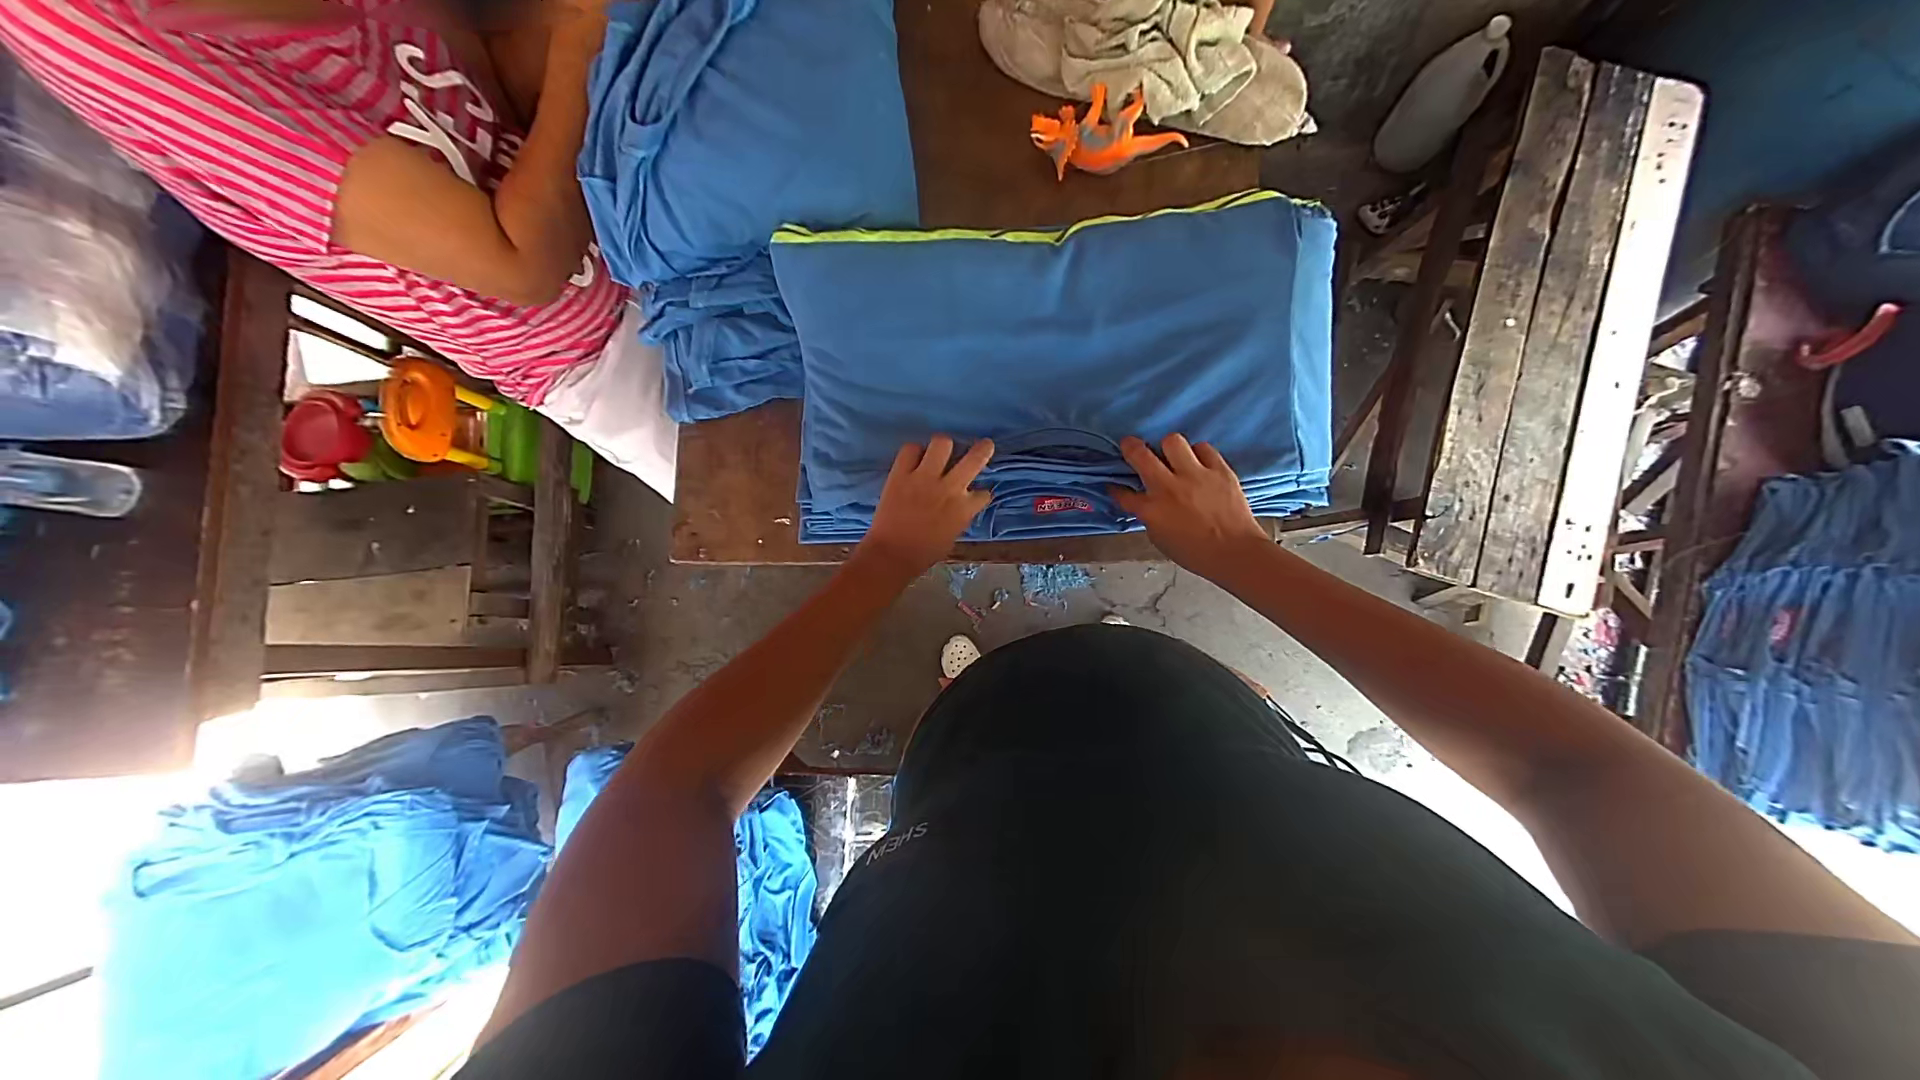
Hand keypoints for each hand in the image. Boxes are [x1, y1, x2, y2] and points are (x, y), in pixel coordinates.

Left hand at [853, 436, 994, 580]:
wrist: (892, 554)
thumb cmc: (924, 553)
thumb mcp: (952, 537)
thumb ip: (959, 517)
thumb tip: (960, 507)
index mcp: (964, 508)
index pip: (983, 493)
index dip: (980, 493)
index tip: (975, 494)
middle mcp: (949, 488)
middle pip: (975, 458)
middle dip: (983, 449)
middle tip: (984, 445)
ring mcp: (924, 478)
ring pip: (942, 443)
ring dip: (944, 446)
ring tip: (940, 452)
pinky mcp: (901, 473)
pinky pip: (910, 449)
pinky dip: (913, 452)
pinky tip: (914, 460)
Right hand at [1110, 434, 1269, 577]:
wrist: (1235, 552)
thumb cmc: (1195, 553)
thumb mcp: (1161, 539)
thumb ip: (1150, 518)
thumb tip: (1146, 504)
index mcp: (1151, 510)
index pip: (1124, 493)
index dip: (1116, 488)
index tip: (1115, 485)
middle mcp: (1168, 487)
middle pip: (1140, 454)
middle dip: (1130, 447)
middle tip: (1131, 446)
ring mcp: (1195, 475)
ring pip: (1172, 441)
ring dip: (1168, 448)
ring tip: (1172, 456)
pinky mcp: (1219, 470)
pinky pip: (1203, 448)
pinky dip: (1198, 453)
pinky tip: (1198, 462)